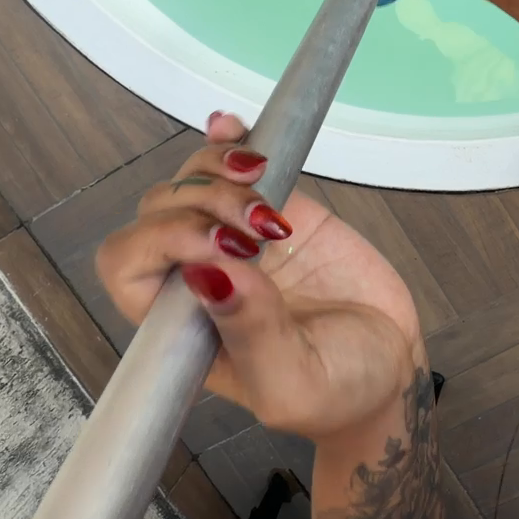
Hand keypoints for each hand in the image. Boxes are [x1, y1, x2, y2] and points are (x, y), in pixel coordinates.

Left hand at [96, 113, 422, 440]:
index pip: (128, 265)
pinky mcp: (278, 208)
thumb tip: (207, 274)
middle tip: (266, 229)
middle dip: (205, 205)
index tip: (225, 246)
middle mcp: (198, 276)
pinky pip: (236, 165)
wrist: (390, 358)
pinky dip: (228, 139)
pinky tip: (235, 128)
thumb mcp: (292, 383)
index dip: (164, 240)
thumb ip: (251, 334)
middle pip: (158, 211)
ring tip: (270, 196)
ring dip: (221, 172)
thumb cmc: (336, 390)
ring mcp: (237, 236)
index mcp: (181, 327)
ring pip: (192, 180)